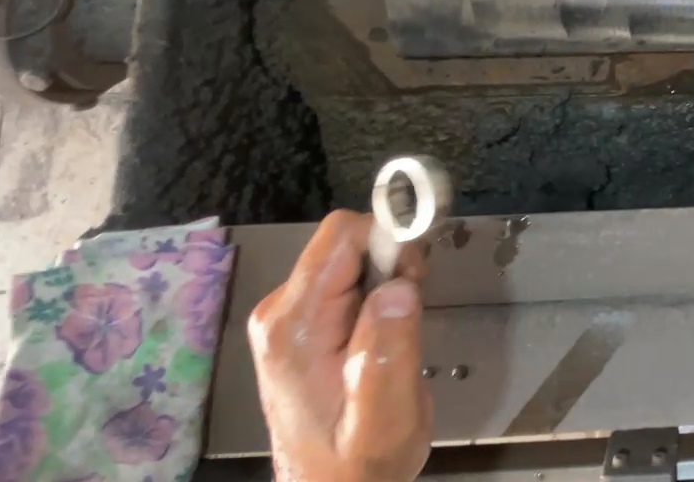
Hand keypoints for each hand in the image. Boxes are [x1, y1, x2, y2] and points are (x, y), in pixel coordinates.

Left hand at [248, 210, 433, 481]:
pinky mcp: (298, 322)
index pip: (343, 235)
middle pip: (346, 241)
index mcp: (296, 325)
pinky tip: (380, 333)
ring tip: (396, 329)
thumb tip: (398, 286)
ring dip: (386, 278)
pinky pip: (347, 277)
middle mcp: (280, 310)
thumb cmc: (360, 466)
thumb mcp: (386, 421)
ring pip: (350, 256)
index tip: (413, 279)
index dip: (389, 241)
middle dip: (391, 262)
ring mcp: (286, 315)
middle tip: (409, 310)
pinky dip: (375, 291)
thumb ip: (389, 354)